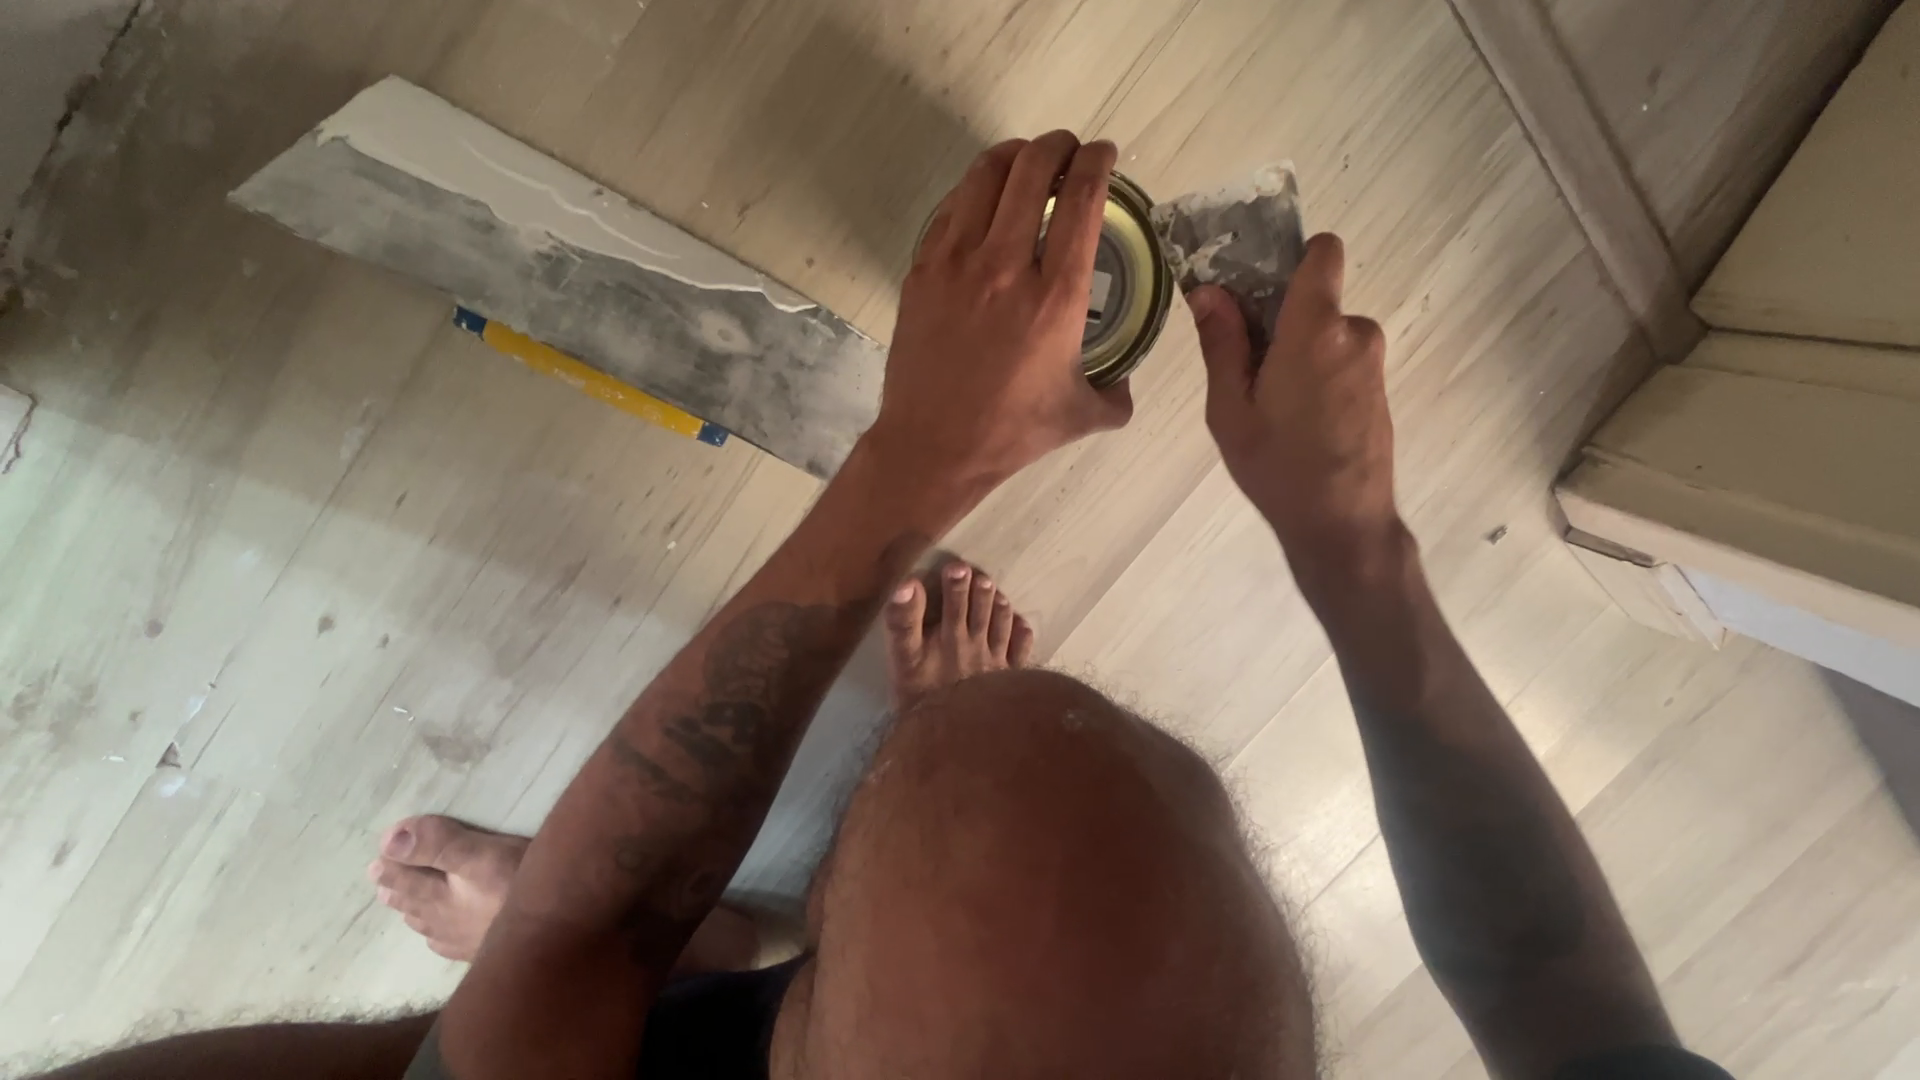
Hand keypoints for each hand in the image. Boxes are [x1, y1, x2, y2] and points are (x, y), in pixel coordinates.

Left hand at [866, 132, 1132, 489]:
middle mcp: (1007, 267)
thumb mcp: (1081, 417)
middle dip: (1058, 145)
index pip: (1083, 199)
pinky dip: (973, 191)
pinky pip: (950, 208)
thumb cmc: (1010, 433)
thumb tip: (1125, 383)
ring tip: (1025, 162)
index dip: (1098, 162)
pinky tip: (983, 202)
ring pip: (985, 176)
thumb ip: (1116, 396)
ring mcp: (957, 265)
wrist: (934, 446)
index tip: (1103, 154)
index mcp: (1056, 297)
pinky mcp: (923, 272)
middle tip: (1067, 150)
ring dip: (1013, 155)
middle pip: (1033, 169)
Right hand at [1187, 233, 1401, 580]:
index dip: (1290, 259)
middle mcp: (1355, 333)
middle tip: (1245, 372)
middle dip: (1279, 321)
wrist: (1342, 523)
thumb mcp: (1230, 409)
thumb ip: (1222, 344)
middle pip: (1314, 300)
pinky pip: (1340, 360)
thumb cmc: (1277, 467)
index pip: (1322, 253)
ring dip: (1296, 353)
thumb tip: (1208, 292)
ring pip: (1325, 334)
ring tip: (1268, 406)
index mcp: (1316, 330)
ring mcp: (1373, 362)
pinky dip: (1315, 374)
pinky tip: (1295, 421)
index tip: (1255, 290)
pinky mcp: (1379, 388)